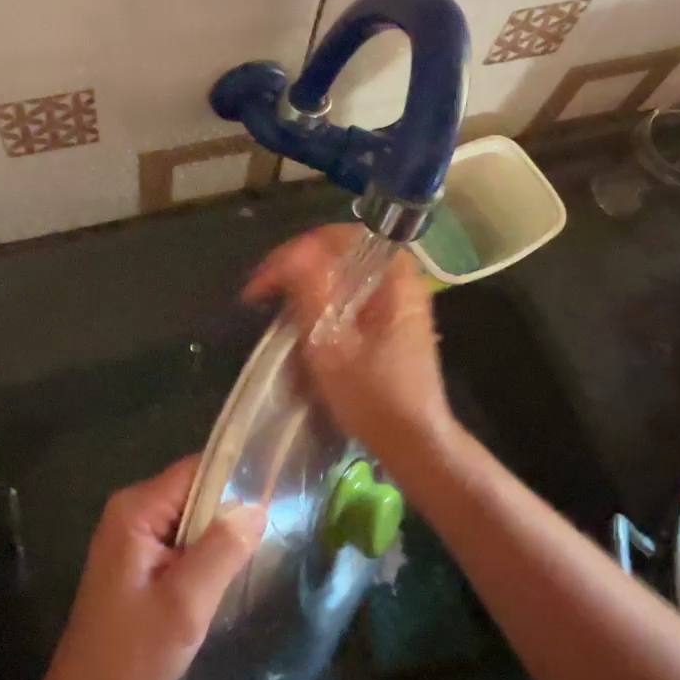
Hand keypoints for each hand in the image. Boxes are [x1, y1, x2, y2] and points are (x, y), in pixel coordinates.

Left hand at [38, 456, 266, 679]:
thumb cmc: (134, 653)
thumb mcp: (185, 605)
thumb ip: (221, 551)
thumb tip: (256, 506)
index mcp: (136, 510)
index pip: (196, 470)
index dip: (235, 479)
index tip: (274, 497)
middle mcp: (130, 511)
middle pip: (194, 490)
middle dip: (228, 512)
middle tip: (266, 539)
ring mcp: (130, 534)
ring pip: (190, 516)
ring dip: (217, 536)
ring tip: (249, 559)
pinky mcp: (135, 558)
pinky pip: (179, 537)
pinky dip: (202, 552)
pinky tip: (219, 577)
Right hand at [244, 224, 455, 465]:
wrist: (414, 442)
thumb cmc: (373, 396)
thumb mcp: (332, 344)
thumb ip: (311, 292)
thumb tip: (289, 254)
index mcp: (394, 276)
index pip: (336, 237)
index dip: (293, 253)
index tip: (265, 282)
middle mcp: (401, 279)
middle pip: (340, 251)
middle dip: (297, 267)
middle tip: (265, 292)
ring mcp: (399, 300)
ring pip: (344, 273)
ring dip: (308, 284)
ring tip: (278, 305)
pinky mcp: (393, 320)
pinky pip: (352, 294)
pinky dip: (324, 301)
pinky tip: (305, 323)